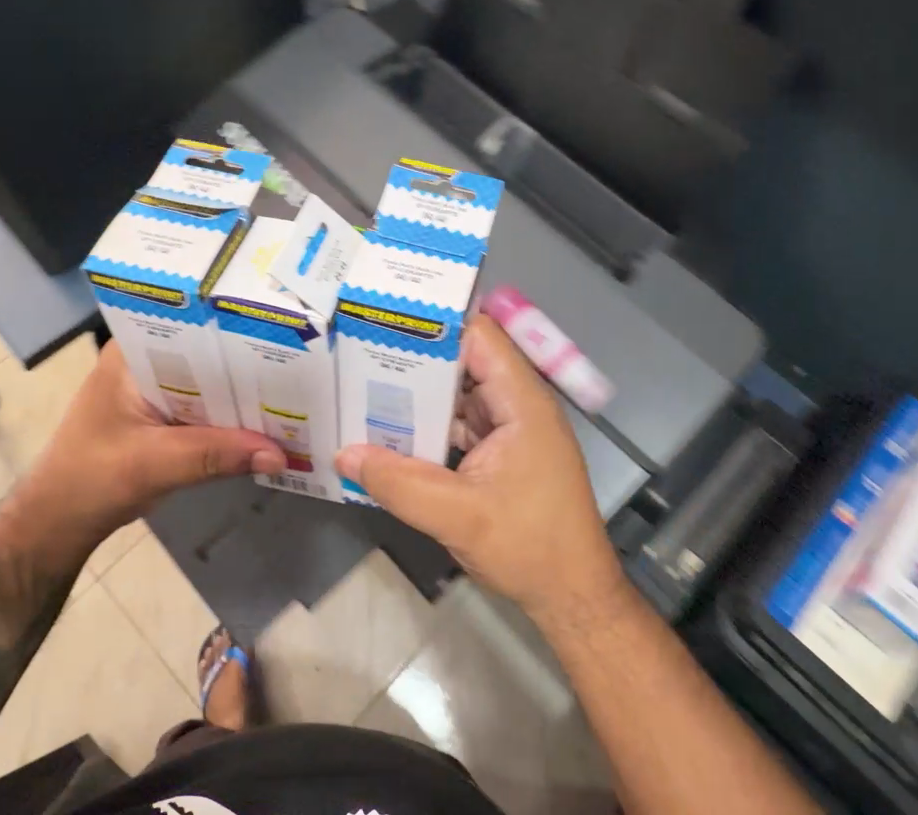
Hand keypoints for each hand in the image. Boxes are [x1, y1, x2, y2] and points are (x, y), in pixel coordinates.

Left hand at [23, 340, 284, 539]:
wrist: (58, 525)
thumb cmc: (90, 480)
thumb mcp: (153, 463)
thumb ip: (215, 455)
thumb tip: (280, 454)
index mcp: (132, 352)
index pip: (194, 327)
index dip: (238, 331)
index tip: (284, 334)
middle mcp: (148, 361)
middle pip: (210, 357)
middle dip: (251, 367)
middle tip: (305, 365)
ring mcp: (158, 391)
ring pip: (213, 385)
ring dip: (246, 396)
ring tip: (298, 391)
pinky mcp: (167, 418)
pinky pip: (210, 410)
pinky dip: (234, 420)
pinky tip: (269, 425)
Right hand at [336, 316, 625, 623]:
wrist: (573, 595)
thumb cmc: (530, 547)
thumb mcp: (457, 516)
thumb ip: (399, 483)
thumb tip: (344, 454)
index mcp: (521, 402)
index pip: (479, 337)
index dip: (435, 325)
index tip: (385, 323)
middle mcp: (519, 407)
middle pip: (465, 364)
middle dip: (416, 361)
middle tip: (357, 356)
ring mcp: (512, 432)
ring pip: (460, 399)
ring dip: (419, 399)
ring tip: (362, 390)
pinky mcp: (504, 457)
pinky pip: (462, 429)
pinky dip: (431, 430)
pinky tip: (390, 436)